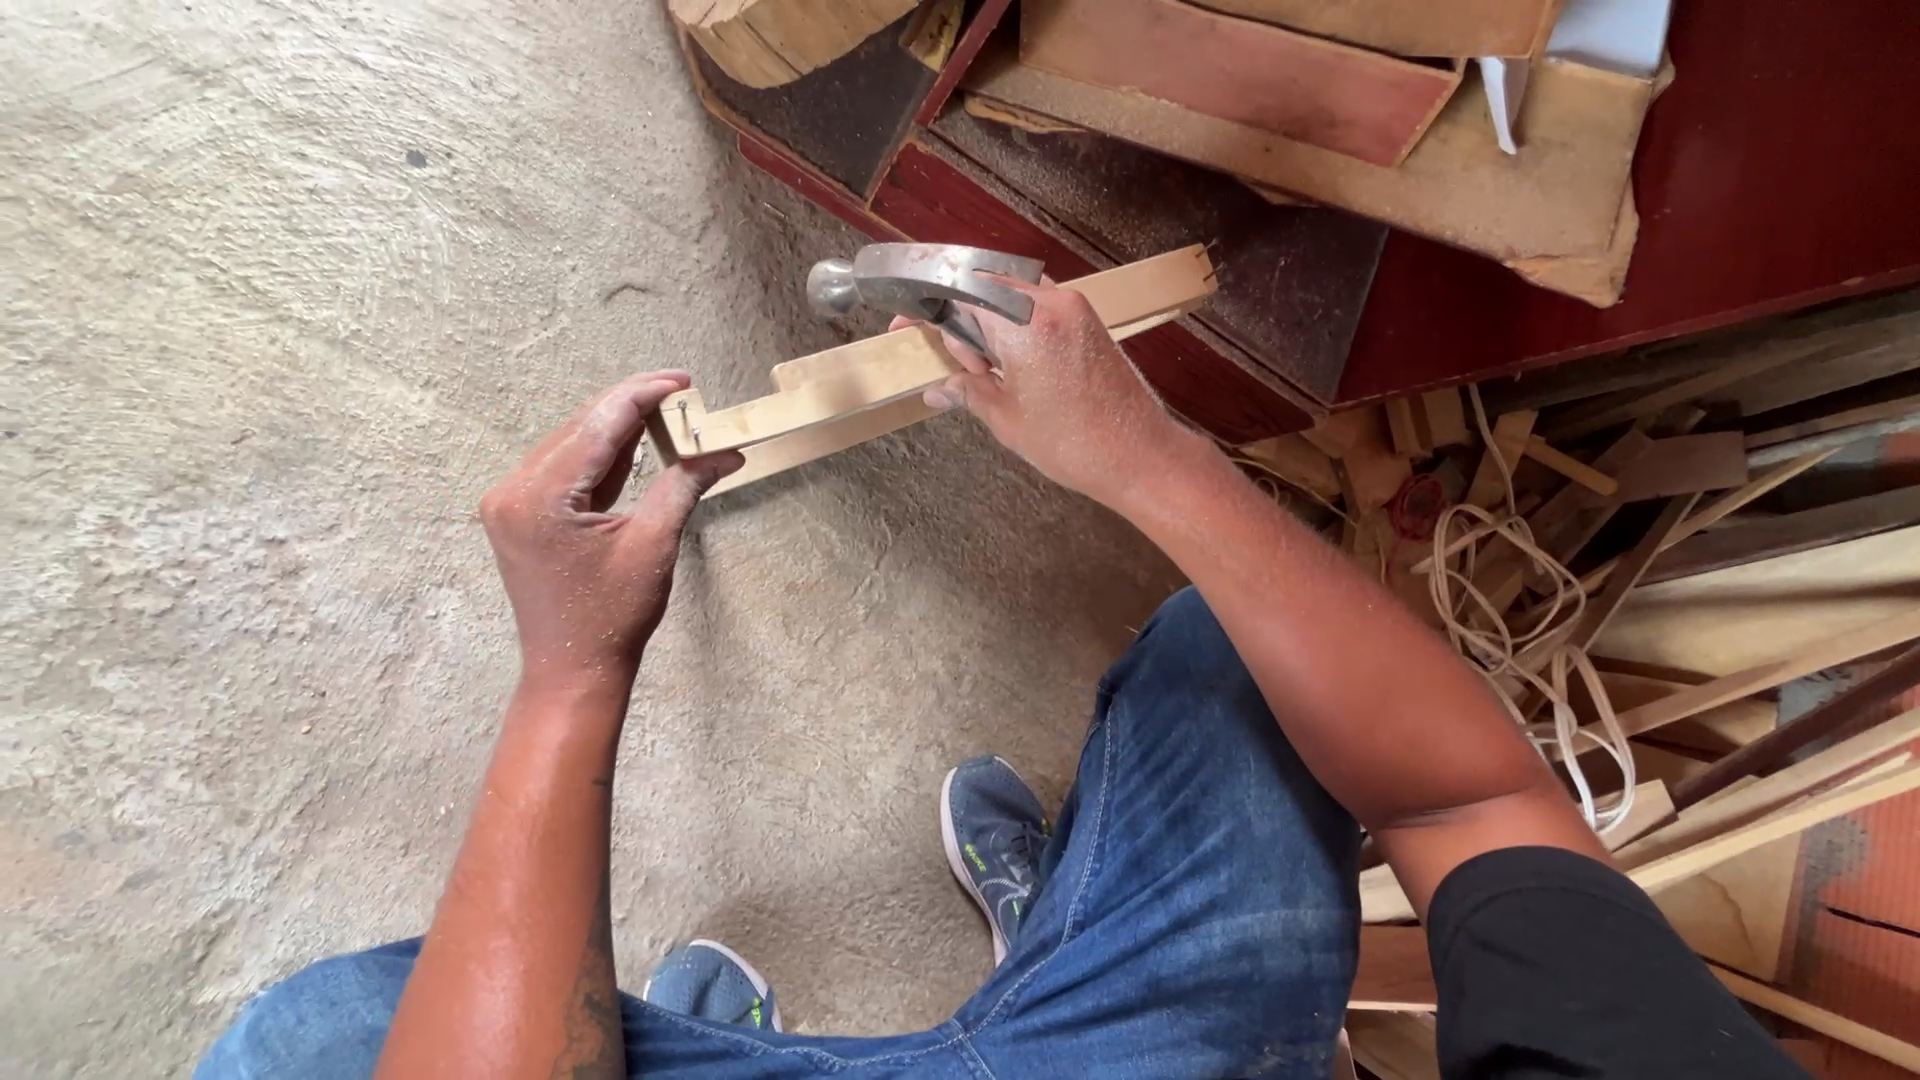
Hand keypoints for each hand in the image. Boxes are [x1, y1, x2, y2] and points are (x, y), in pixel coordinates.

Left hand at [479, 371, 741, 696]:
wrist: (573, 669)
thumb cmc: (613, 615)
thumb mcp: (654, 545)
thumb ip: (684, 486)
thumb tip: (725, 453)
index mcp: (539, 497)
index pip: (598, 425)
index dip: (643, 395)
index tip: (682, 380)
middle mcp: (513, 490)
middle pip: (581, 427)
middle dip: (632, 406)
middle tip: (680, 392)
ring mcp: (512, 502)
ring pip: (573, 444)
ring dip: (618, 427)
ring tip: (666, 412)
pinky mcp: (522, 514)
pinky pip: (567, 469)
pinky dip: (603, 455)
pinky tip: (635, 441)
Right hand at [900, 281, 1192, 505]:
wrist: (1139, 455)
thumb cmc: (1074, 444)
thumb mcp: (1006, 419)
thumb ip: (967, 392)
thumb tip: (937, 389)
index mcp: (1024, 324)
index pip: (958, 291)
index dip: (924, 305)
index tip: (905, 324)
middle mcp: (1050, 302)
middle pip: (982, 286)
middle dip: (958, 319)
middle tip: (958, 368)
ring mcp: (1072, 307)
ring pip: (1008, 295)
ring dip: (985, 323)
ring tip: (988, 372)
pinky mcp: (1085, 320)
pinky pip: (1034, 306)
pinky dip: (1011, 326)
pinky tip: (1010, 365)